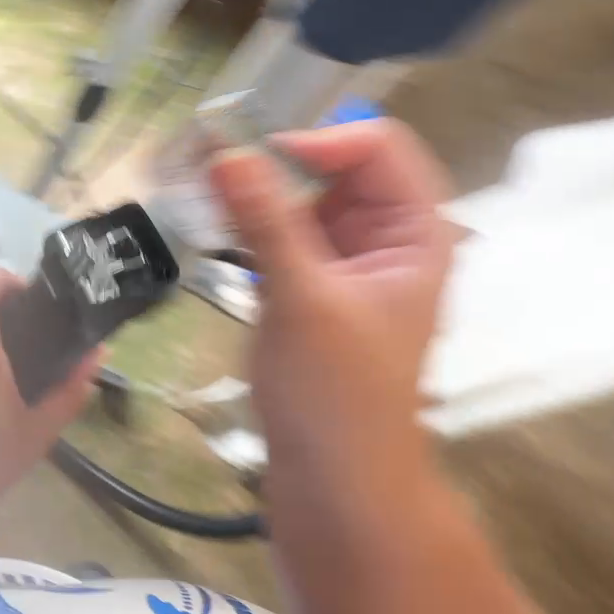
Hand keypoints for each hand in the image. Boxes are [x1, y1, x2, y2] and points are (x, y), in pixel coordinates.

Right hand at [208, 119, 453, 483]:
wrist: (333, 471)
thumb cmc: (335, 389)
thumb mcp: (301, 298)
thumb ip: (265, 221)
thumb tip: (224, 152)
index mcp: (415, 233)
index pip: (376, 149)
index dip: (315, 143)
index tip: (246, 162)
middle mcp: (384, 237)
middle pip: (336, 167)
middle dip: (274, 162)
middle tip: (206, 170)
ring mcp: (344, 262)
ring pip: (301, 199)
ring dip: (253, 192)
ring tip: (199, 194)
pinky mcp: (307, 285)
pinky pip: (279, 232)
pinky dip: (246, 222)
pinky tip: (210, 227)